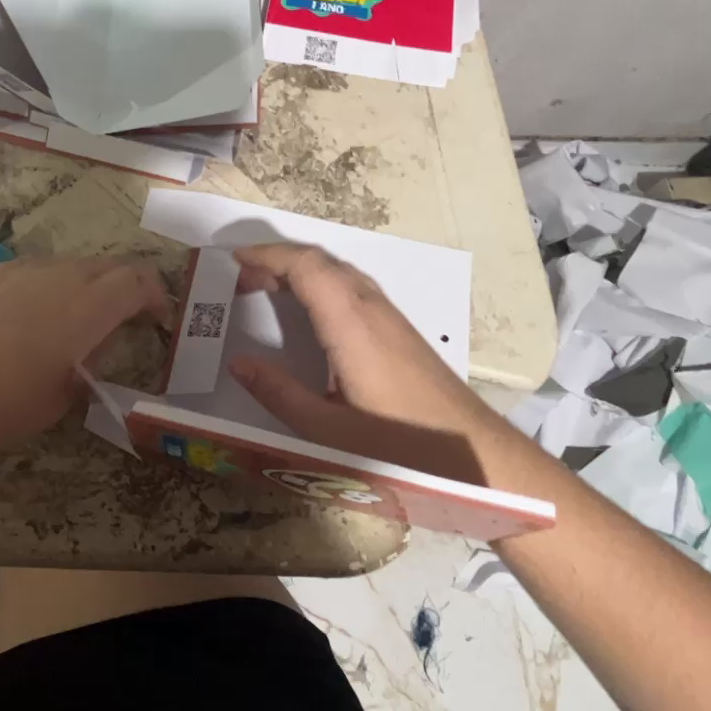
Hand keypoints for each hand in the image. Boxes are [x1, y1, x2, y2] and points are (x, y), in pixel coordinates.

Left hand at [0, 255, 168, 457]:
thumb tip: (90, 358)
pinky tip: (39, 319)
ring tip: (85, 322)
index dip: (158, 298)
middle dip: (130, 287)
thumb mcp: (56, 401)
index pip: (139, 282)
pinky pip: (43, 271)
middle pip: (111, 266)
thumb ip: (85, 373)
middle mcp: (61, 276)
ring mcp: (23, 271)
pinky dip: (58, 286)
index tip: (161, 322)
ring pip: (75, 265)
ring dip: (93, 285)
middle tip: (131, 320)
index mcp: (87, 306)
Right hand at [227, 243, 506, 468]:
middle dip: (278, 260)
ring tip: (267, 289)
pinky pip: (353, 287)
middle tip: (241, 280)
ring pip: (340, 272)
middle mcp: (372, 307)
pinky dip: (320, 284)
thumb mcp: (328, 430)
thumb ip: (279, 394)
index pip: (306, 266)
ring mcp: (391, 316)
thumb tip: (238, 363)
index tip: (233, 261)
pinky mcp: (401, 330)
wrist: (477, 454)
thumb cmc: (401, 444)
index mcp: (351, 323)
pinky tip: (310, 313)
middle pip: (322, 261)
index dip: (267, 256)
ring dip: (301, 270)